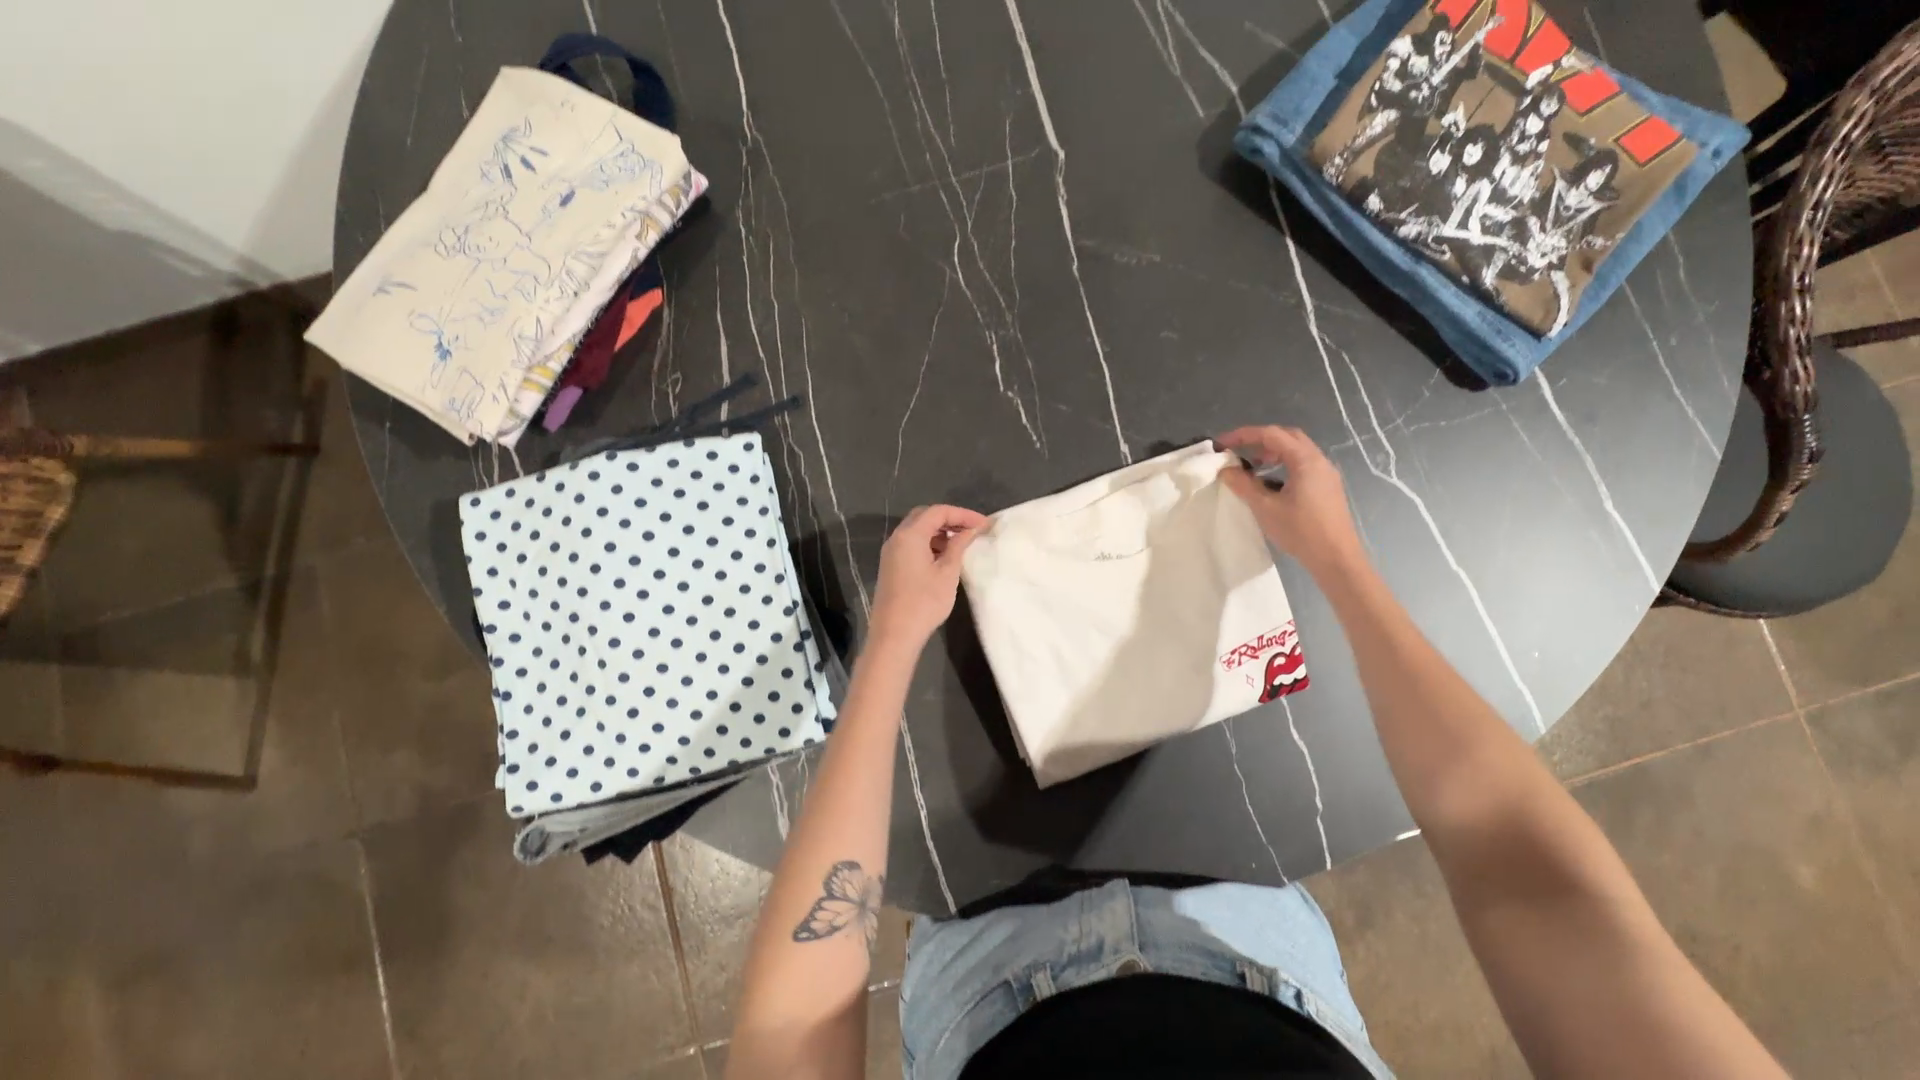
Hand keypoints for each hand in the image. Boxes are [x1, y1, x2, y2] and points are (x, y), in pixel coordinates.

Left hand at [869, 505, 989, 647]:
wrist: (894, 634)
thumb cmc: (924, 602)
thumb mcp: (947, 573)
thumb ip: (958, 546)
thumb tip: (970, 530)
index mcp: (910, 535)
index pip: (938, 512)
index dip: (963, 514)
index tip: (984, 524)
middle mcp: (896, 538)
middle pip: (924, 516)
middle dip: (949, 519)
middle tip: (971, 530)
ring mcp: (890, 552)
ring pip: (916, 530)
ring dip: (938, 532)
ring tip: (960, 543)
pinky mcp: (890, 566)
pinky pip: (910, 544)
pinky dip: (928, 543)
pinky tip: (943, 557)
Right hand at [1216, 426, 1366, 578]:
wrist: (1336, 558)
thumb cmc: (1301, 531)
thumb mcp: (1265, 508)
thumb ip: (1244, 485)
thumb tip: (1226, 470)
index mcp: (1305, 460)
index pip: (1271, 435)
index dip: (1243, 435)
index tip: (1221, 444)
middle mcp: (1319, 460)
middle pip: (1288, 437)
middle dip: (1260, 440)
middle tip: (1239, 452)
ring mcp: (1326, 474)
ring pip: (1297, 451)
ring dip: (1273, 452)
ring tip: (1254, 468)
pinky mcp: (1328, 488)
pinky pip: (1304, 465)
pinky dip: (1284, 465)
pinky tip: (1272, 484)